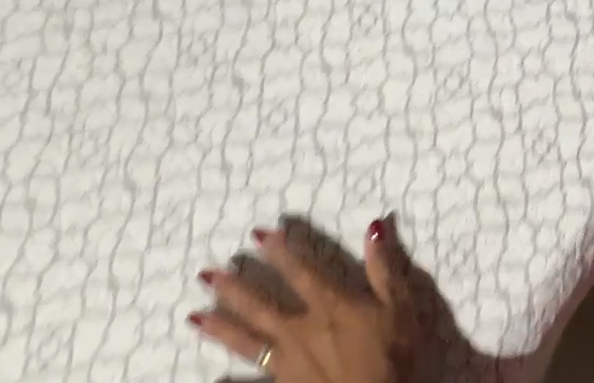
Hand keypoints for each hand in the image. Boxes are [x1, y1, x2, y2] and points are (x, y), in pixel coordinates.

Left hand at [189, 216, 422, 382]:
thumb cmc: (393, 353)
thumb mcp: (399, 305)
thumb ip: (384, 267)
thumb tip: (374, 226)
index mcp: (330, 306)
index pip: (301, 272)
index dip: (280, 252)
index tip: (258, 234)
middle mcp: (301, 331)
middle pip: (262, 307)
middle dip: (234, 288)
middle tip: (207, 274)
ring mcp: (287, 364)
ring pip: (248, 342)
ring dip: (221, 328)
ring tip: (194, 317)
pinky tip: (212, 380)